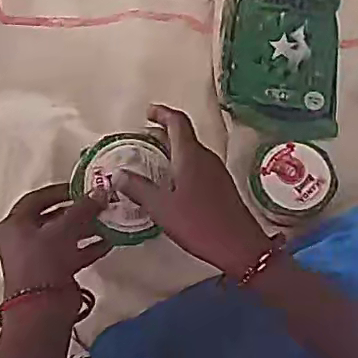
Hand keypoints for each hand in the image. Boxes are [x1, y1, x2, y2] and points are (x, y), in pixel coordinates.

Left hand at [0, 183, 112, 298]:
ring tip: (108, 221)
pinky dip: (89, 247)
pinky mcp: (53, 273)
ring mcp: (39, 257)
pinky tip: (109, 242)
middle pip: (52, 218)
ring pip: (64, 236)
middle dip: (77, 211)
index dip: (59, 191)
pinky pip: (73, 254)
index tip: (81, 188)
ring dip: (86, 228)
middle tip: (98, 204)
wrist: (42, 308)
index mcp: (15, 225)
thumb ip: (84, 208)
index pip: (36, 199)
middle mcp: (23, 239)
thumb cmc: (44, 260)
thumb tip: (101, 191)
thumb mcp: (64, 229)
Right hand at [114, 105, 271, 273]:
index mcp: (190, 155)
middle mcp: (206, 157)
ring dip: (172, 149)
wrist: (239, 246)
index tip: (148, 112)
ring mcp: (216, 171)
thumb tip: (119, 175)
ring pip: (191, 151)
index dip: (162, 113)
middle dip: (163, 133)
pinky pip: (198, 165)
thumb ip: (138, 188)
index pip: (177, 122)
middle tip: (142, 139)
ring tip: (152, 160)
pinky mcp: (221, 185)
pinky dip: (182, 164)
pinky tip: (171, 182)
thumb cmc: (199, 223)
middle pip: (184, 135)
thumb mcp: (162, 208)